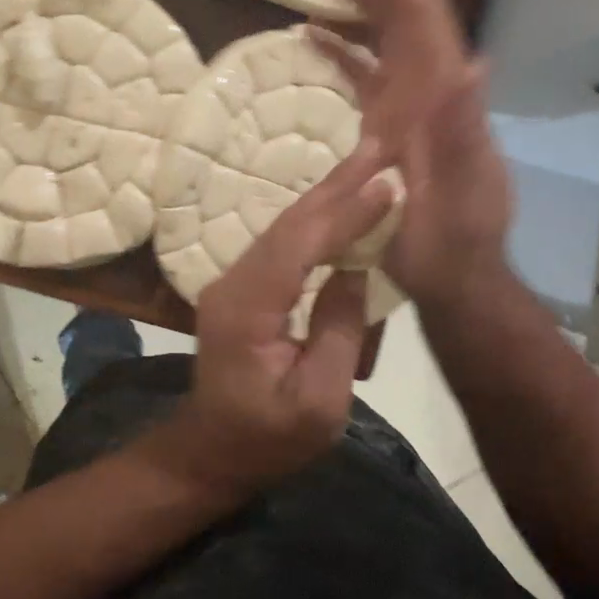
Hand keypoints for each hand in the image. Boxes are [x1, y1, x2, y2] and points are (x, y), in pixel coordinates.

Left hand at [146, 139, 396, 496]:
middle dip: (336, 185)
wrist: (211, 453)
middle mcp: (231, 284)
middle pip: (288, 225)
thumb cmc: (269, 440)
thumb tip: (353, 271)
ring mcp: (232, 283)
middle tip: (380, 145)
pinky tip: (341, 204)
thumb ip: (337, 333)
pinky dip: (316, 221)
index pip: (298, 247)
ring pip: (284, 228)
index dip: (344, 213)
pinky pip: (283, 245)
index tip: (387, 183)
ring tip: (369, 164)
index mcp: (246, 311)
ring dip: (327, 196)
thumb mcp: (319, 403)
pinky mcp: (242, 289)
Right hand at [313, 0, 513, 307]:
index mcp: (445, 98)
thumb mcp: (463, 195)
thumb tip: (475, 64)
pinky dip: (341, 50)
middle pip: (404, 14)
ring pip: (385, 36)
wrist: (456, 279)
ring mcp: (411, 106)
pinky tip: (309, 33)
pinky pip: (365, 74)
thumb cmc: (454, 245)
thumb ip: (467, 132)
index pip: (422, 20)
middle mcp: (431, 90)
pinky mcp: (392, 125)